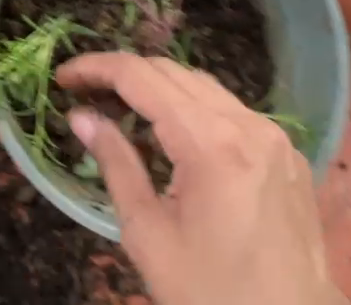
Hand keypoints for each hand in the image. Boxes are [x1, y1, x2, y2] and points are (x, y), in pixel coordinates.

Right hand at [57, 52, 333, 304]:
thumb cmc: (212, 293)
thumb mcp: (148, 235)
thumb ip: (115, 164)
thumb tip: (80, 117)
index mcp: (210, 142)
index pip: (139, 77)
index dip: (95, 68)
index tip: (63, 78)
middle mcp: (246, 124)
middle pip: (170, 71)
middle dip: (123, 74)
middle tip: (85, 94)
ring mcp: (273, 136)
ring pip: (202, 85)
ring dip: (158, 87)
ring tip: (122, 108)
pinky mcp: (287, 153)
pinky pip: (231, 110)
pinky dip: (194, 107)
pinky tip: (174, 135)